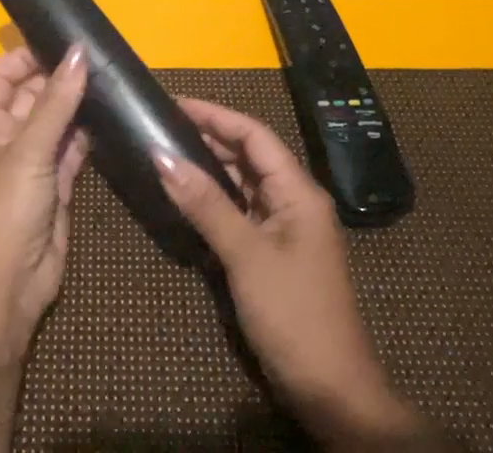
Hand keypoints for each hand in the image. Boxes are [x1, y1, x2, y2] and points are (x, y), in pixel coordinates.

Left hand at [0, 44, 90, 355]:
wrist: (7, 287)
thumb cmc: (4, 211)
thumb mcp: (28, 151)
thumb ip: (57, 102)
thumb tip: (78, 52)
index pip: (0, 77)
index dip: (23, 57)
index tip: (60, 40)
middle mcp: (7, 140)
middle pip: (32, 97)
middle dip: (59, 78)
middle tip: (101, 57)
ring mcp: (33, 165)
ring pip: (56, 123)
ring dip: (78, 105)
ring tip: (114, 80)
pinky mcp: (58, 187)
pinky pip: (73, 151)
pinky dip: (89, 135)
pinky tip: (114, 118)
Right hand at [156, 98, 433, 449]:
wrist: (332, 390)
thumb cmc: (293, 314)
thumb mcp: (246, 255)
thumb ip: (206, 204)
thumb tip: (162, 156)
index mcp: (299, 192)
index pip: (255, 135)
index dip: (215, 115)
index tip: (173, 103)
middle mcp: (295, 202)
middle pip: (250, 157)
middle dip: (208, 139)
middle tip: (159, 127)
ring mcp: (286, 231)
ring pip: (244, 187)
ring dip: (209, 171)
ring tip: (165, 155)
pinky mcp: (275, 256)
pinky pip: (242, 215)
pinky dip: (215, 204)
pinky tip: (186, 201)